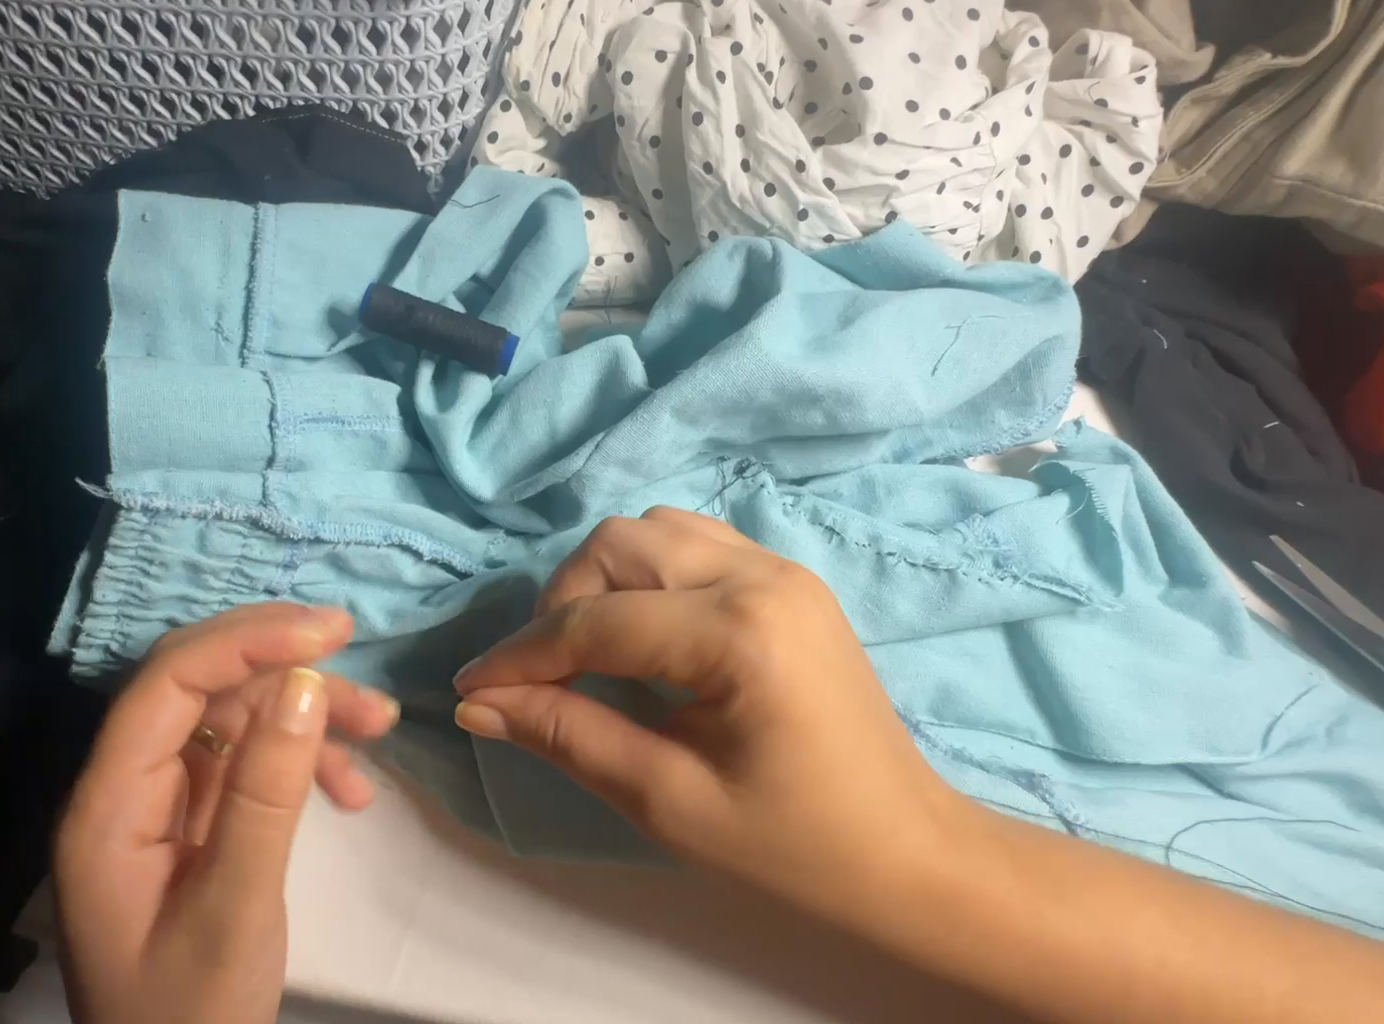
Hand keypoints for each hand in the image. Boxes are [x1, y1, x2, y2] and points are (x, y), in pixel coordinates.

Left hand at [54, 603, 398, 1023]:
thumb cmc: (194, 1016)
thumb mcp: (236, 909)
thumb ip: (266, 793)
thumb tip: (305, 683)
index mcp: (110, 804)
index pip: (168, 684)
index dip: (246, 642)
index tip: (328, 633)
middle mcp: (128, 786)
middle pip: (199, 683)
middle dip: (277, 659)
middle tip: (349, 641)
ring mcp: (163, 800)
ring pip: (232, 714)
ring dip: (305, 708)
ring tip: (380, 726)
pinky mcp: (198, 817)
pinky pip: (250, 757)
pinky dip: (305, 756)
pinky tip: (354, 789)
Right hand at [452, 507, 968, 925]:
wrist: (910, 853)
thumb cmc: (793, 847)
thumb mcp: (666, 801)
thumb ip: (565, 736)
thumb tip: (478, 704)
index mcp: (737, 635)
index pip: (595, 623)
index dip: (522, 656)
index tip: (473, 687)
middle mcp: (759, 575)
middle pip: (618, 544)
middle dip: (564, 603)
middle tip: (549, 673)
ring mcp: (779, 567)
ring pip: (652, 529)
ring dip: (603, 579)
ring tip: (595, 648)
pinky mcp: (786, 577)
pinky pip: (691, 541)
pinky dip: (647, 572)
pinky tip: (645, 628)